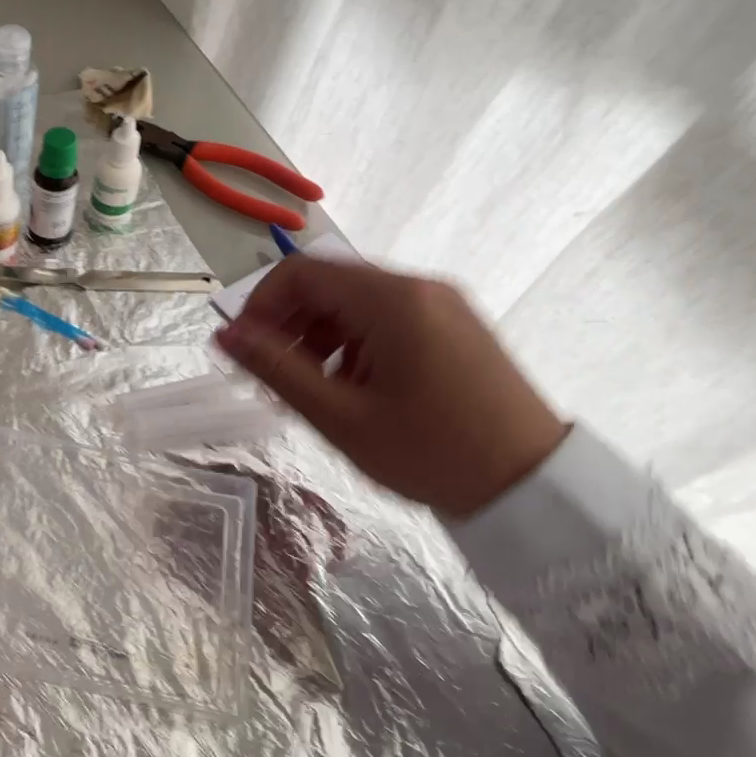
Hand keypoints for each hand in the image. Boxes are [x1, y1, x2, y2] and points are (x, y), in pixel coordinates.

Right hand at [216, 256, 565, 516]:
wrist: (531, 485)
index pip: (301, 272)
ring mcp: (442, 304)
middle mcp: (419, 286)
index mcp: (392, 300)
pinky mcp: (455, 325)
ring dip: (318, 337)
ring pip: (355, 302)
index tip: (243, 353)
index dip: (259, 306)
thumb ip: (276, 370)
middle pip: (329, 283)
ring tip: (312, 391)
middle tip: (273, 379)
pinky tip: (354, 389)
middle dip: (288, 324)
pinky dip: (353, 343)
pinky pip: (386, 318)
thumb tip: (223, 335)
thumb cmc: (430, 453)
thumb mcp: (340, 417)